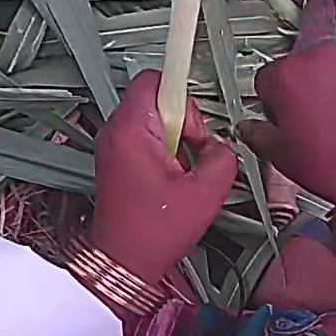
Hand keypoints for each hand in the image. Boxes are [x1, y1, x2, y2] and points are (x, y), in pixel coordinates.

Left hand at [89, 70, 239, 283]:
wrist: (122, 264)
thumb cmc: (154, 232)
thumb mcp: (204, 194)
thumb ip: (222, 157)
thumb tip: (220, 146)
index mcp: (133, 131)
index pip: (156, 79)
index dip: (182, 81)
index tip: (196, 72)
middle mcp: (116, 132)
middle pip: (158, 98)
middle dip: (186, 119)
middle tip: (195, 152)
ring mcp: (113, 147)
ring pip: (154, 120)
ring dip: (176, 138)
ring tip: (183, 171)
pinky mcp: (116, 161)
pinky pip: (146, 139)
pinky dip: (165, 151)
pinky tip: (173, 179)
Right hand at [243, 41, 335, 235]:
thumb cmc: (330, 164)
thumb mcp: (278, 154)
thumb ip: (254, 133)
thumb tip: (247, 127)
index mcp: (286, 75)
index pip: (267, 76)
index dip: (272, 99)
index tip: (281, 114)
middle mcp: (320, 56)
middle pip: (302, 65)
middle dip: (303, 88)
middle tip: (310, 120)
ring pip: (335, 64)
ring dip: (333, 84)